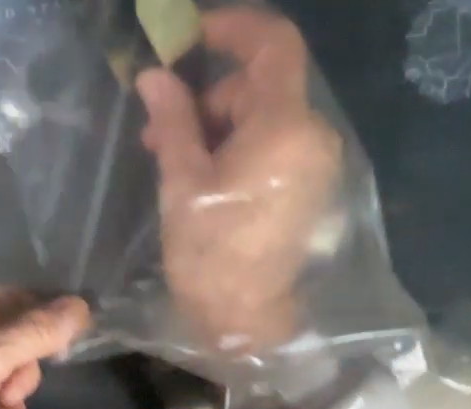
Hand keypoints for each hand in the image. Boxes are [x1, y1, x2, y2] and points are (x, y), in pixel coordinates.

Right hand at [136, 8, 341, 353]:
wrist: (243, 318)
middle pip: (263, 86)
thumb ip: (173, 123)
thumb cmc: (208, 253)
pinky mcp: (310, 185)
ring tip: (174, 162)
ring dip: (220, 127)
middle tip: (159, 131)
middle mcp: (312, 134)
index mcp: (283, 127)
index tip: (192, 35)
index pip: (273, 46)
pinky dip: (240, 148)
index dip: (235, 29)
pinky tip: (205, 178)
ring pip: (267, 117)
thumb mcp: (182, 185)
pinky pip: (275, 145)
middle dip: (211, 97)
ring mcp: (316, 161)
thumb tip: (155, 77)